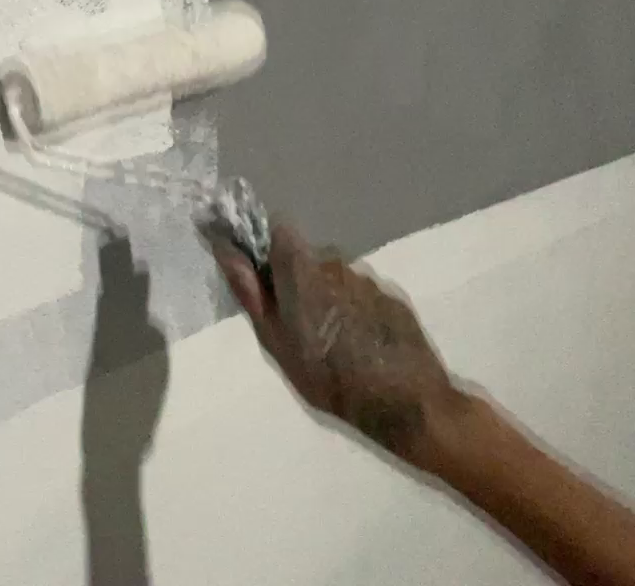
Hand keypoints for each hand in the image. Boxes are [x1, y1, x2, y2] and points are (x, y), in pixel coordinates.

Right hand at [211, 220, 462, 464]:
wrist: (409, 405)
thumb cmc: (329, 377)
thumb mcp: (275, 342)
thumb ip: (250, 292)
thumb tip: (225, 251)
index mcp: (301, 269)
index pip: (278, 228)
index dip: (267, 245)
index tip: (263, 273)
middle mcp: (335, 262)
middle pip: (306, 256)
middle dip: (297, 279)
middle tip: (298, 321)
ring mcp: (368, 279)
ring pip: (334, 276)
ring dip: (327, 295)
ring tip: (333, 338)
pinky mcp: (394, 297)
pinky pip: (362, 293)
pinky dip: (355, 309)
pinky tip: (361, 343)